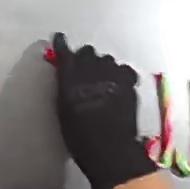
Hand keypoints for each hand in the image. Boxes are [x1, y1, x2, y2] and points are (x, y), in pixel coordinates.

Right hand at [50, 33, 156, 188]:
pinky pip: (123, 70)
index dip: (62, 44)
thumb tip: (65, 73)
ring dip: (103, 65)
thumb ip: (65, 88)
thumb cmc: (80, 138)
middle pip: (89, 52)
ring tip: (102, 78)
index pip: (65, 52)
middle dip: (86, 57)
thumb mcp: (64, 111)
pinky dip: (119, 74)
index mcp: (71, 79)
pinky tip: (118, 83)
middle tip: (84, 68)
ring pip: (107, 59)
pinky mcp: (129, 83)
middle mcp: (92, 71)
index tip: (60, 38)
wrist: (110, 150)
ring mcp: (113, 75)